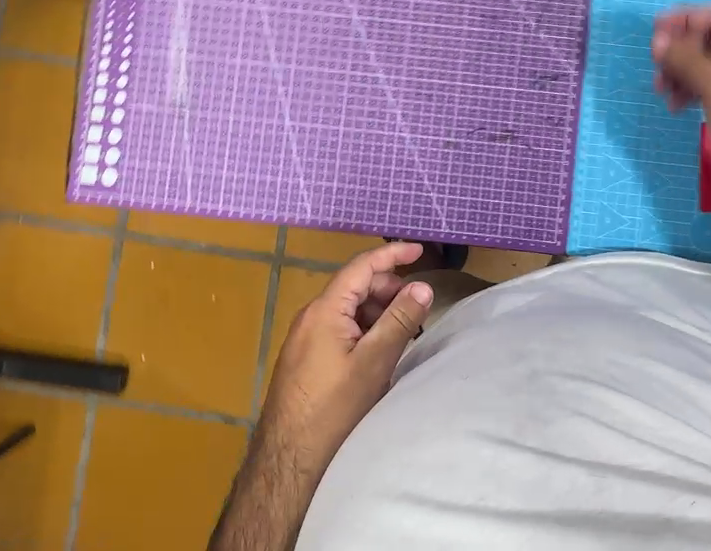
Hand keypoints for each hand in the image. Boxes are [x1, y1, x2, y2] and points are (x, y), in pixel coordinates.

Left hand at [259, 242, 432, 473]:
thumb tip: (423, 287)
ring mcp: (305, 338)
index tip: (420, 250)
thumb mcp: (374, 362)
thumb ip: (399, 320)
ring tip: (402, 334)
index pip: (362, 266)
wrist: (288, 459)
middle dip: (389, 289)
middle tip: (417, 308)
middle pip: (355, 286)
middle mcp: (311, 316)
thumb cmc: (333, 408)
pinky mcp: (305, 358)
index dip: (392, 254)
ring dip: (377, 312)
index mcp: (325, 309)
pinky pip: (339, 328)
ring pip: (348, 309)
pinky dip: (363, 329)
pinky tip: (379, 351)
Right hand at [652, 4, 710, 201]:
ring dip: (680, 72)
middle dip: (680, 50)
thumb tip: (658, 39)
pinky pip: (707, 86)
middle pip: (708, 40)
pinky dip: (688, 90)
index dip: (686, 18)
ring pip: (704, 65)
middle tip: (655, 62)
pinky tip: (674, 104)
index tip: (657, 28)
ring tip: (661, 88)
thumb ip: (686, 57)